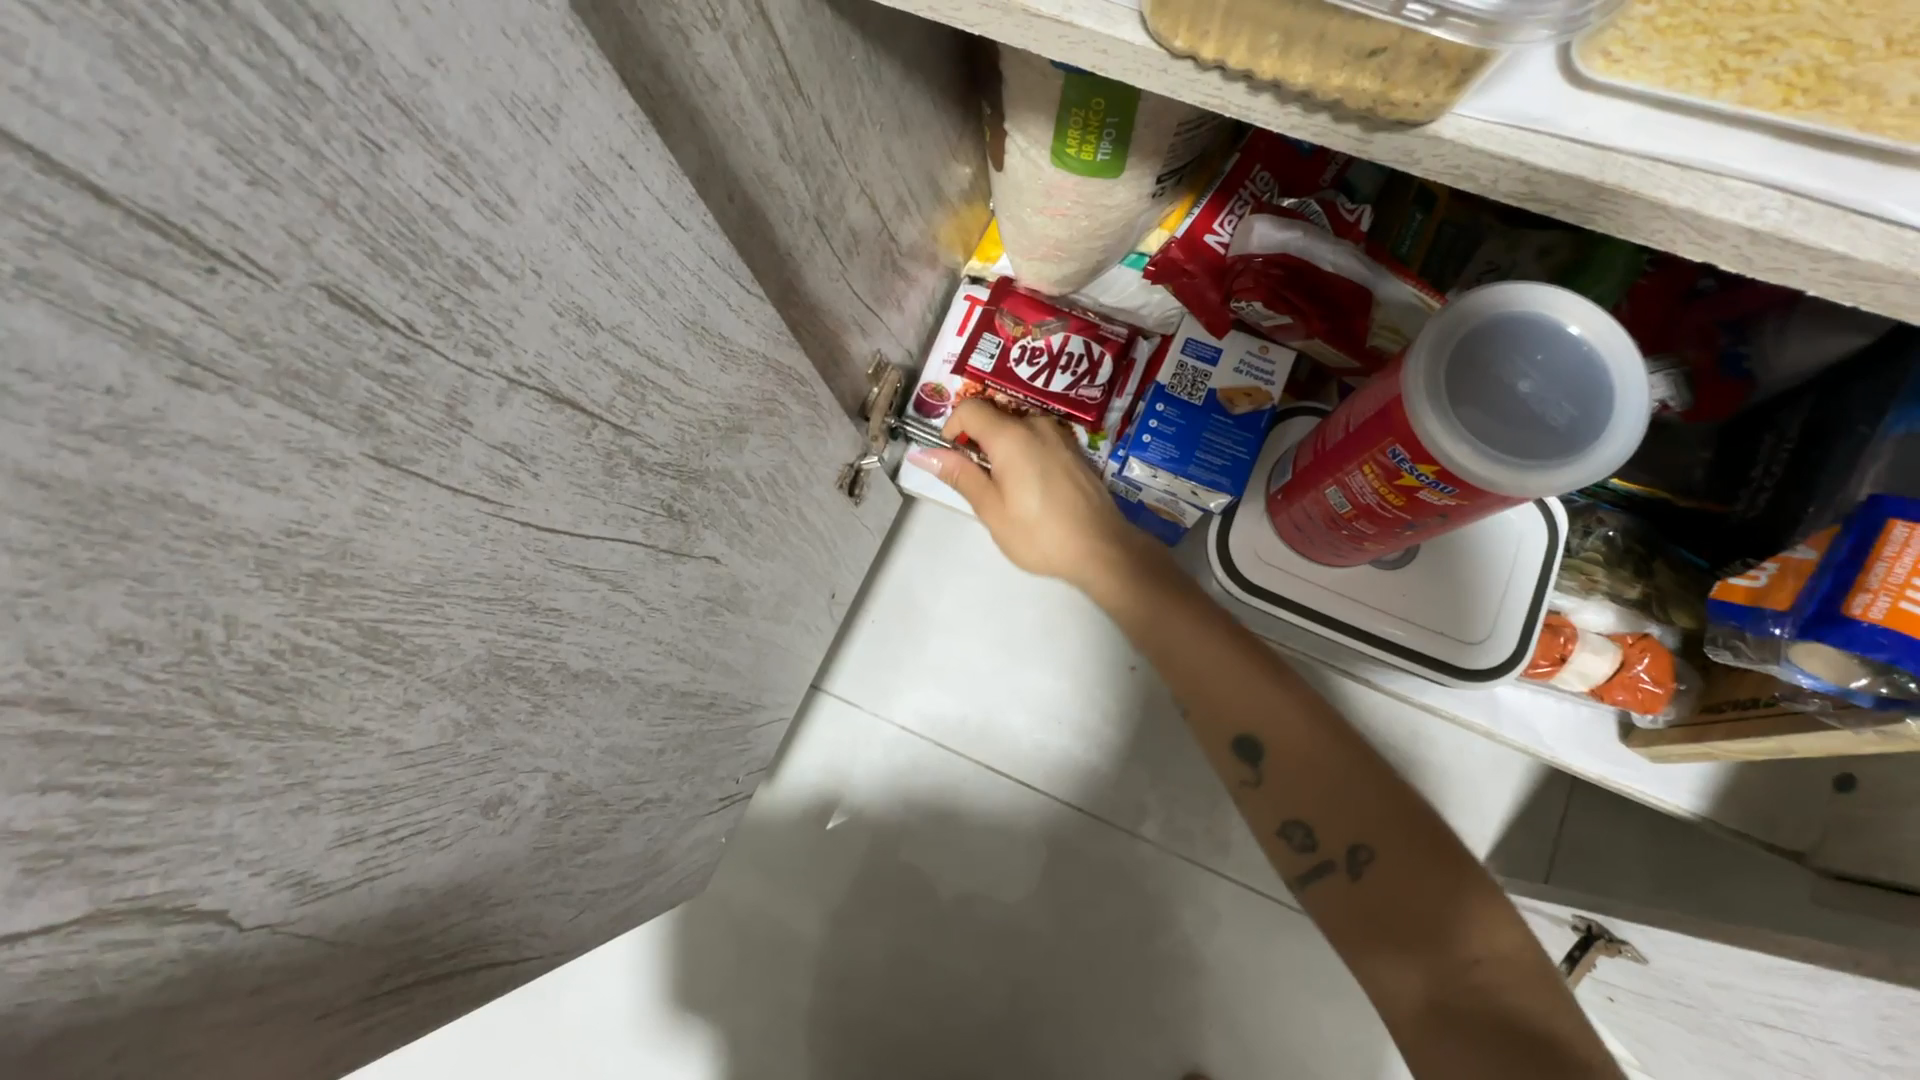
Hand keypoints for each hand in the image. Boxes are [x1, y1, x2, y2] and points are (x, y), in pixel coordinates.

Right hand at [907, 399, 1161, 594]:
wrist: (1101, 547)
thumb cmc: (1040, 533)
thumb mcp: (992, 509)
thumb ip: (961, 475)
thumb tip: (926, 454)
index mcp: (1011, 435)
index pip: (971, 407)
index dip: (952, 426)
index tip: (950, 455)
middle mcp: (1036, 425)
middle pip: (995, 413)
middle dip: (976, 436)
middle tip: (975, 475)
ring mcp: (1059, 435)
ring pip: (1018, 424)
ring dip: (1001, 444)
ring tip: (1002, 483)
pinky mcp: (1074, 450)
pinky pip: (1038, 437)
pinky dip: (1023, 450)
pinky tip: (1029, 485)